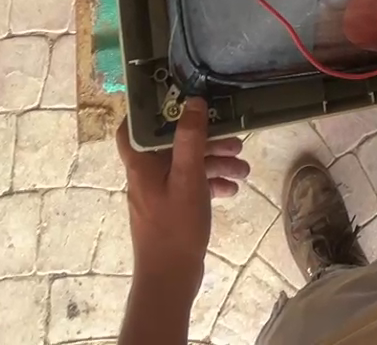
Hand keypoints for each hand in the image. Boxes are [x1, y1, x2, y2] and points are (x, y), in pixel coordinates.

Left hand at [115, 99, 250, 301]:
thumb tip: (194, 101)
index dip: (147, 111)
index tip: (175, 97)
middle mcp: (148, 175)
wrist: (170, 279)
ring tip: (244, 168)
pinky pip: (192, 185)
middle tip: (235, 139)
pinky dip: (212, 183)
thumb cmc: (175, 226)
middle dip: (205, 139)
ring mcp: (160, 194)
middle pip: (174, 145)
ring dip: (216, 162)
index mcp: (142, 164)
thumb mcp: (188, 177)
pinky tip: (233, 189)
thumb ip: (191, 138)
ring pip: (187, 165)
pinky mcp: (172, 210)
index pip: (132, 129)